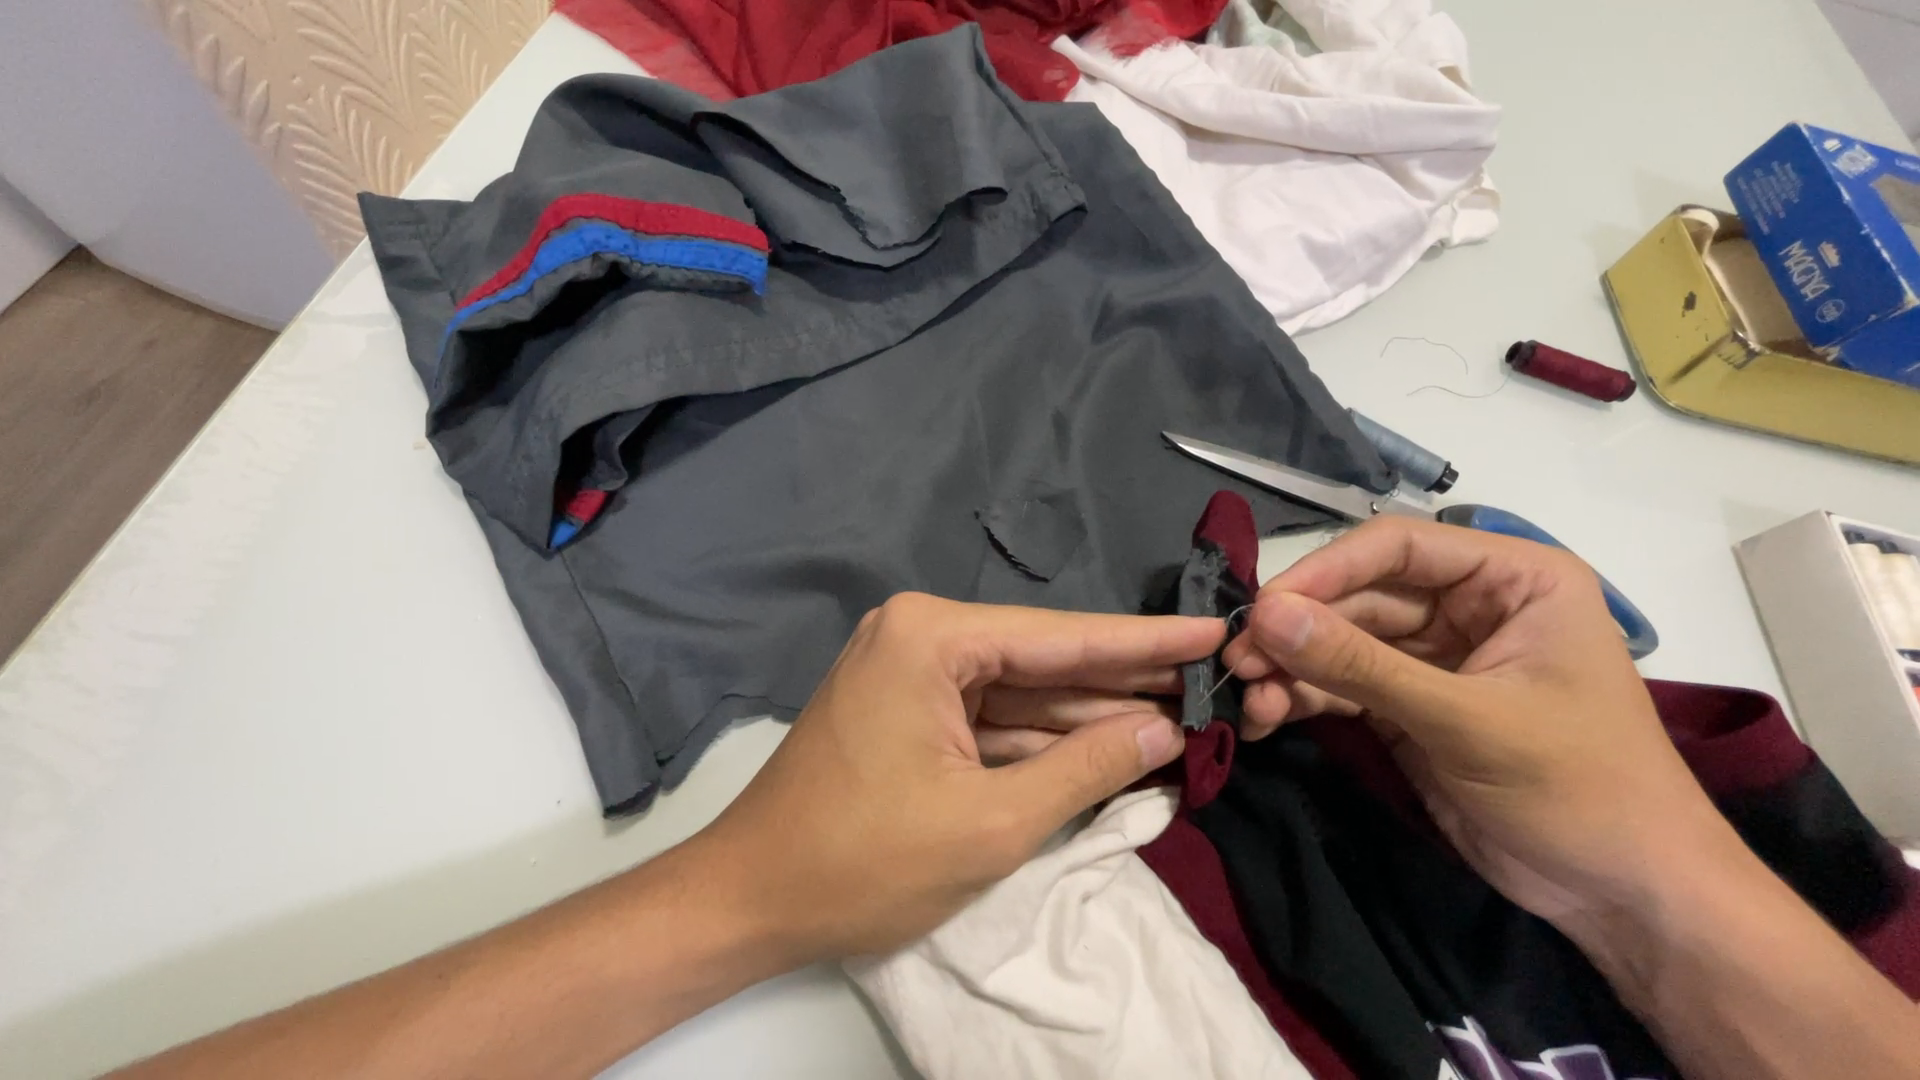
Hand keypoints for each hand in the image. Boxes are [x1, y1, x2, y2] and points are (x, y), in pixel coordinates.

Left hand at [688, 594, 1220, 964]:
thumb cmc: (863, 861)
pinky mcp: (907, 707)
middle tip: (1210, 682)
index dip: (1145, 642)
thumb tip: (1163, 732)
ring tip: (1179, 715)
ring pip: (1020, 691)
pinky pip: (990, 717)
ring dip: (1088, 713)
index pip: (1062, 637)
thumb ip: (1084, 768)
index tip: (1213, 633)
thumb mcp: (990, 823)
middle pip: (1043, 660)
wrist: (749, 899)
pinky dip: (1042, 739)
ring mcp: (910, 670)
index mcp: (932, 637)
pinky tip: (1108, 745)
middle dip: (1122, 682)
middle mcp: (920, 634)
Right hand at [1220, 516, 1744, 933]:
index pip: (1398, 547)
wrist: (1623, 898)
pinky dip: (1299, 698)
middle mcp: (1466, 607)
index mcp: (1511, 580)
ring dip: (1289, 668)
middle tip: (1238, 660)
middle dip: (1297, 630)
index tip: (1265, 607)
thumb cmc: (1578, 789)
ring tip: (1245, 697)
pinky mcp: (1405, 705)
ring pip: (1339, 643)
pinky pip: (1339, 686)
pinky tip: (1263, 716)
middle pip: (1357, 597)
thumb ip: (1360, 666)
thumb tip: (1265, 614)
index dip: (1325, 570)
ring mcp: (1432, 658)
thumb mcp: (1465, 721)